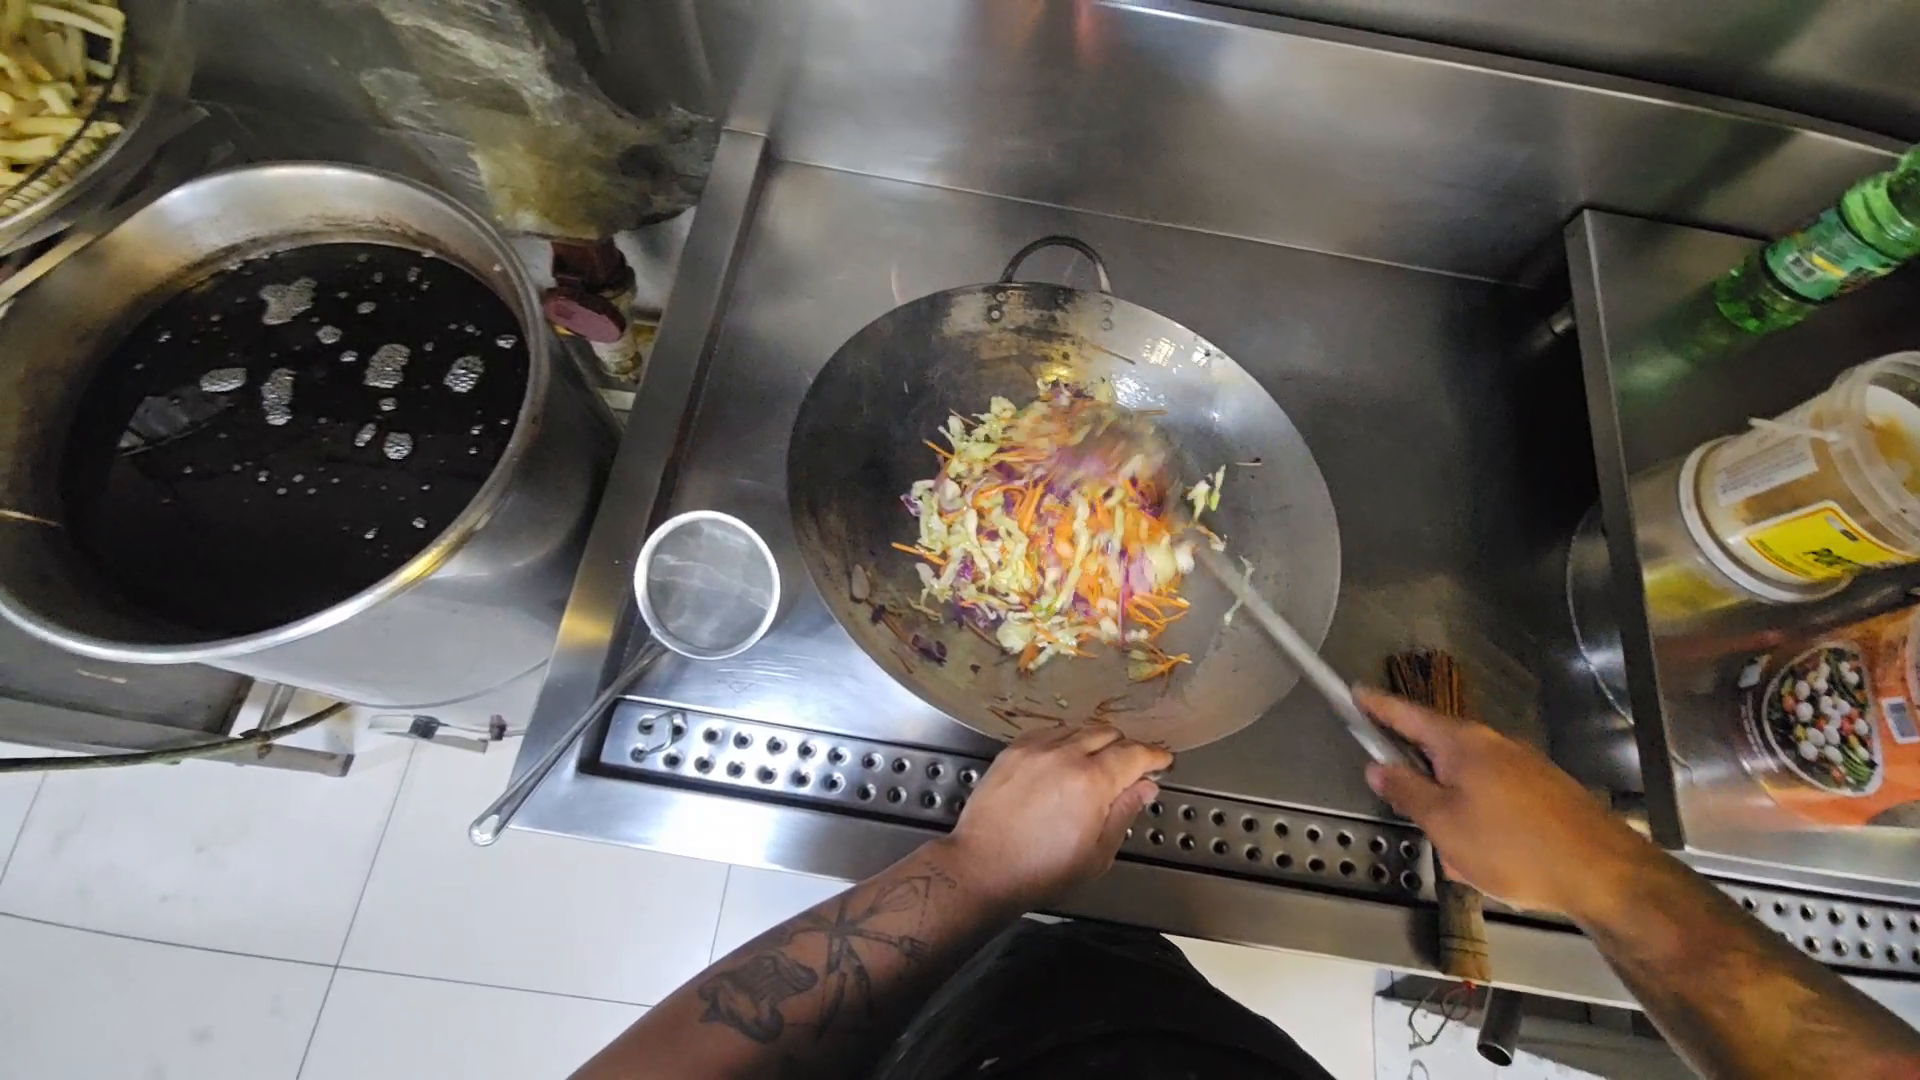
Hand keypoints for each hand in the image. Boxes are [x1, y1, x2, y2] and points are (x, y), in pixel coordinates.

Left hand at [942, 724, 1171, 909]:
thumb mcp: (1097, 853)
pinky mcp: (1013, 749)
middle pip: (1107, 734)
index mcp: (1092, 780)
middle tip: (1129, 768)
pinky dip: (1065, 740)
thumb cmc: (1042, 870)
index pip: (1134, 753)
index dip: (1154, 756)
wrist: (982, 866)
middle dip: (1125, 748)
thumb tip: (1146, 786)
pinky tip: (1064, 758)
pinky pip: (1049, 732)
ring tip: (1097, 764)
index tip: (1162, 761)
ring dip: (1095, 742)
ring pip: (1078, 729)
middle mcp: (1064, 754)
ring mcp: (1035, 748)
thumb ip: (1124, 812)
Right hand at [1357, 687, 1649, 918]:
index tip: (1354, 692)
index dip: (1376, 704)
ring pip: (1468, 782)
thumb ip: (1404, 790)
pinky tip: (1494, 860)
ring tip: (1464, 857)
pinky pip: (1497, 799)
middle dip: (1421, 783)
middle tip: (1416, 816)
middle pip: (1437, 751)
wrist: (1613, 880)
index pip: (1405, 713)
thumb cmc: (1515, 847)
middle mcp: (1493, 744)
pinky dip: (1484, 823)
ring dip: (1455, 811)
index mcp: (1461, 743)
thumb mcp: (1442, 823)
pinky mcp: (1548, 793)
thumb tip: (1378, 766)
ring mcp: (1525, 767)